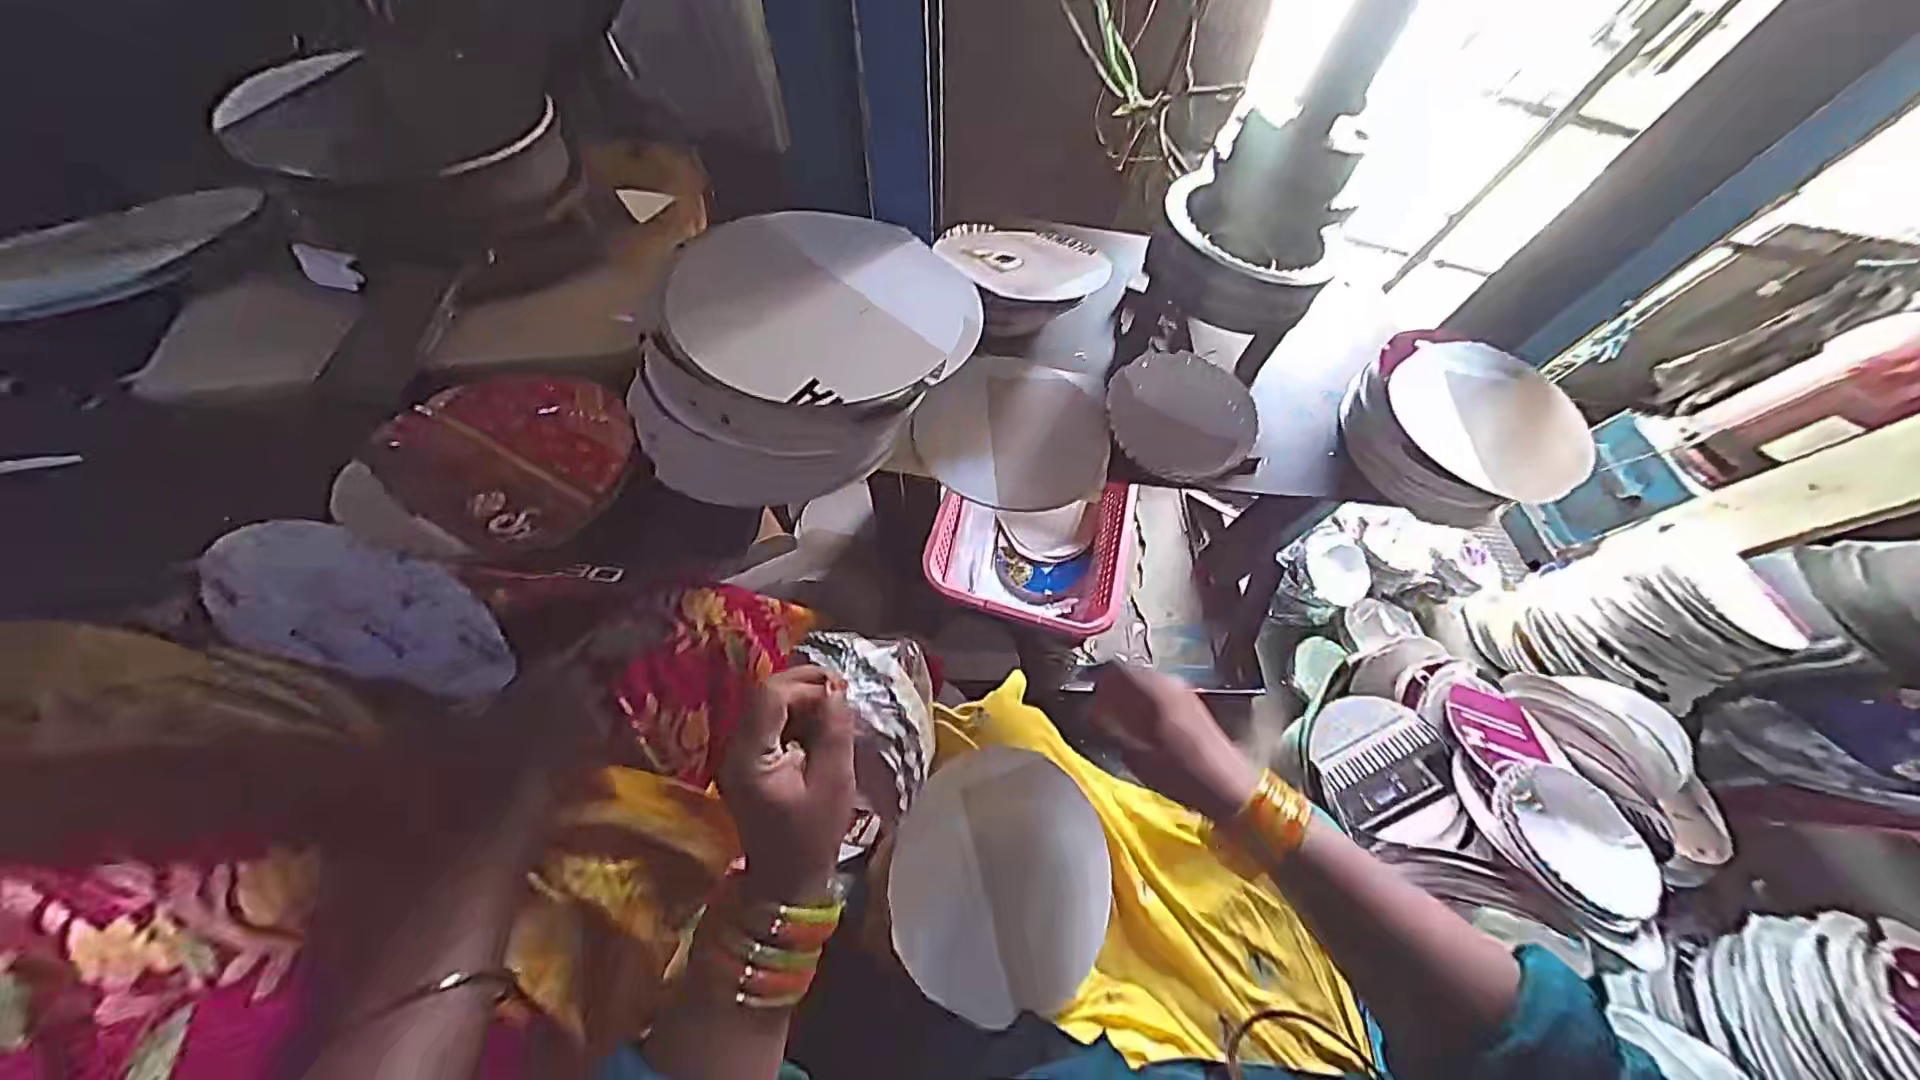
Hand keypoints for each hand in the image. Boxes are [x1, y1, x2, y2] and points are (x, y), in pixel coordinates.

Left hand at [717, 666, 856, 902]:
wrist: (787, 880)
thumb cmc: (813, 836)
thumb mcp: (834, 782)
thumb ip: (834, 731)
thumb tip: (836, 688)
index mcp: (750, 757)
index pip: (770, 696)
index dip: (806, 685)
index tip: (840, 691)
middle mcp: (735, 749)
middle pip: (764, 694)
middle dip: (804, 684)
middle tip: (841, 688)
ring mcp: (738, 754)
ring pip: (767, 704)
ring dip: (801, 696)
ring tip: (835, 702)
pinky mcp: (748, 758)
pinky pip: (770, 721)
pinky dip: (796, 713)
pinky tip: (820, 721)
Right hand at [1092, 662, 1258, 821]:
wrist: (1228, 788)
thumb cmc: (1181, 775)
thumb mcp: (1135, 754)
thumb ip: (1109, 727)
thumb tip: (1090, 712)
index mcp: (1152, 690)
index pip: (1114, 670)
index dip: (1096, 682)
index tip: (1087, 697)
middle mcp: (1168, 683)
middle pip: (1130, 674)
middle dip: (1112, 689)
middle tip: (1100, 711)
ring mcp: (1182, 691)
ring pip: (1144, 683)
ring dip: (1128, 696)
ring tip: (1119, 720)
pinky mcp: (1192, 703)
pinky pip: (1158, 692)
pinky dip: (1144, 702)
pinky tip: (1141, 725)